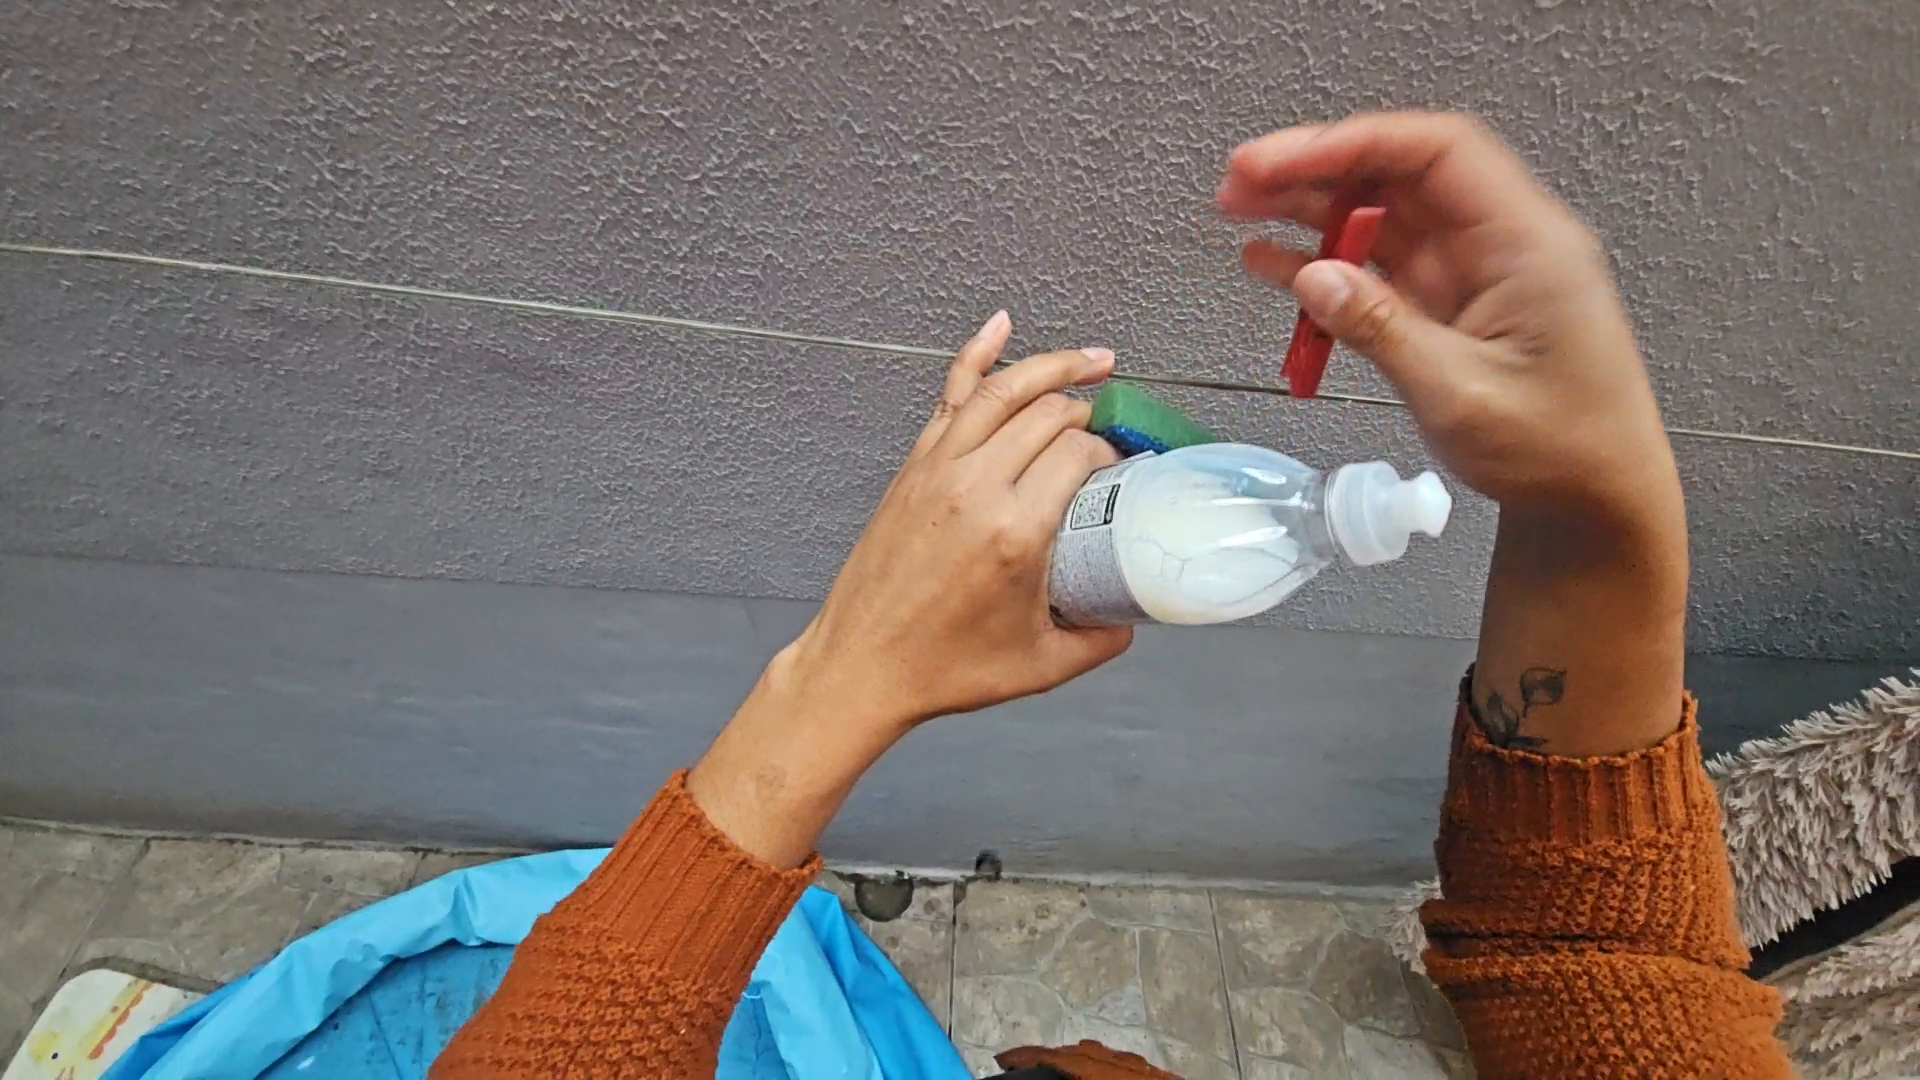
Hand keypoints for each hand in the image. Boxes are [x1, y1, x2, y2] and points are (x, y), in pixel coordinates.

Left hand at [689, 313, 1130, 864]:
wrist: (862, 665)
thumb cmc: (944, 667)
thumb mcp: (1041, 666)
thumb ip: (1099, 639)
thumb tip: (1129, 617)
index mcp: (1015, 530)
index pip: (1079, 453)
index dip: (1109, 452)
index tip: (1116, 471)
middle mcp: (976, 486)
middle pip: (1049, 413)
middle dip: (1090, 412)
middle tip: (1110, 429)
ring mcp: (938, 468)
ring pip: (1004, 389)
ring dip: (1053, 366)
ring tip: (1093, 360)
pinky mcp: (914, 467)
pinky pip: (950, 395)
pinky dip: (977, 355)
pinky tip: (1000, 326)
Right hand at [1222, 113, 1688, 754]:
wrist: (1584, 497)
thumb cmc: (1548, 446)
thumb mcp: (1459, 391)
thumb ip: (1382, 329)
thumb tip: (1310, 276)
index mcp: (1522, 243)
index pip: (1435, 155)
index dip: (1351, 146)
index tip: (1276, 163)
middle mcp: (1491, 244)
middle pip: (1396, 180)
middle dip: (1315, 173)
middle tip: (1237, 183)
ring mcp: (1461, 276)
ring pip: (1375, 223)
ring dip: (1307, 213)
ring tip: (1238, 212)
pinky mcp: (1437, 308)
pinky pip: (1371, 274)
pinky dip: (1319, 267)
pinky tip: (1269, 263)